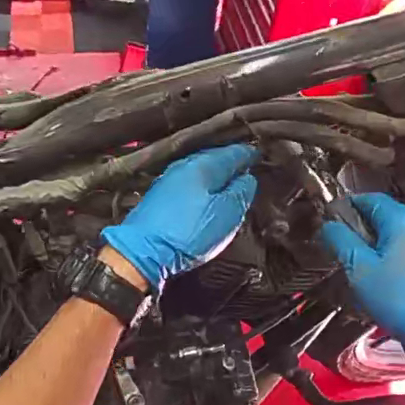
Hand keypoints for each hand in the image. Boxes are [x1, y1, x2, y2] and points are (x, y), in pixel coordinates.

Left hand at [101, 145, 258, 289]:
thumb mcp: (226, 214)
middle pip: (216, 157)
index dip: (250, 154)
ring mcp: (169, 179)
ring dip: (218, 173)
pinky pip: (190, 181)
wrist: (142, 252)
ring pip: (202, 169)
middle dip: (233, 161)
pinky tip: (208, 193)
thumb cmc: (188, 233)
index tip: (262, 155)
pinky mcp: (160, 195)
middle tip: (249, 166)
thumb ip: (241, 193)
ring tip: (232, 180)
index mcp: (204, 165)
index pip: (234, 152)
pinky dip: (204, 183)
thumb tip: (248, 179)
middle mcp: (185, 165)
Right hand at [319, 193, 404, 404]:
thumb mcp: (360, 271)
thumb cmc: (400, 301)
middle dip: (364, 228)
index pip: (370, 199)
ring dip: (382, 244)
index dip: (347, 207)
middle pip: (388, 215)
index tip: (330, 221)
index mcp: (404, 219)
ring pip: (403, 235)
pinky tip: (391, 280)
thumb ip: (341, 241)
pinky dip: (400, 257)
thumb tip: (328, 224)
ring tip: (365, 268)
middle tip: (345, 248)